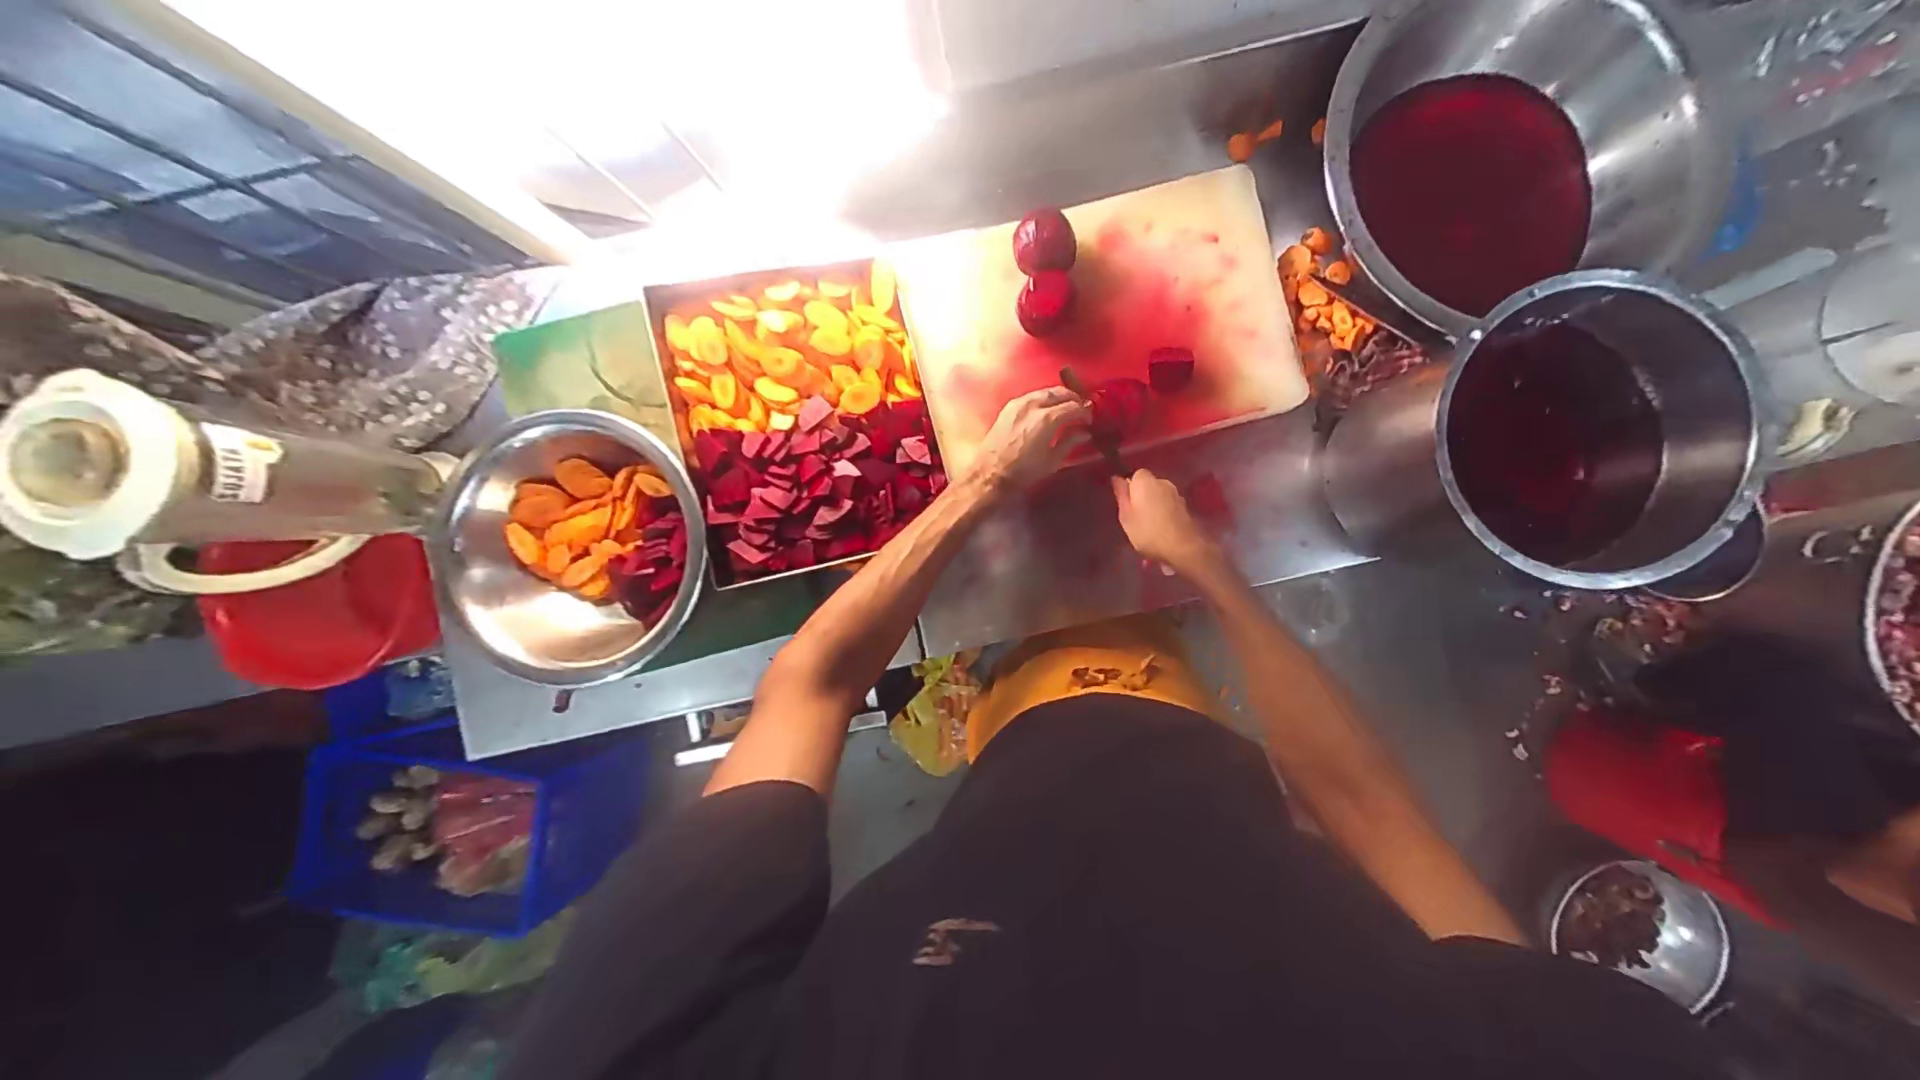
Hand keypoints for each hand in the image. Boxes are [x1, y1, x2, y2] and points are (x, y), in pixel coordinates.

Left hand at [962, 386, 1090, 495]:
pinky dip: (1043, 399)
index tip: (1089, 420)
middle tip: (1080, 411)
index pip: (1074, 406)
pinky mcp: (1009, 406)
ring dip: (1058, 397)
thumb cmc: (1023, 472)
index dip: (1085, 412)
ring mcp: (1019, 403)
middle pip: (1060, 392)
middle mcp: (1033, 404)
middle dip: (1073, 399)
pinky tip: (1046, 410)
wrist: (989, 473)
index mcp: (1047, 419)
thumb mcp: (1052, 461)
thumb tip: (1084, 432)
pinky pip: (1032, 396)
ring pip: (1045, 391)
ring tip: (1065, 409)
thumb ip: (1070, 442)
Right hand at [1111, 468, 1222, 577]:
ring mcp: (1176, 494)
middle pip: (1149, 485)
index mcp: (1145, 481)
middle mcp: (1162, 482)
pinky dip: (1164, 512)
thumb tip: (1117, 478)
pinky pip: (1169, 505)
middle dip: (1143, 496)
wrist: (1181, 547)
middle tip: (1136, 516)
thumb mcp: (1125, 516)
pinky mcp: (1185, 507)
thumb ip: (1121, 495)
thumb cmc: (1147, 531)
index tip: (1127, 504)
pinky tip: (1162, 527)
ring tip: (1149, 524)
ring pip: (1160, 495)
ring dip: (1154, 505)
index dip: (1130, 488)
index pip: (1135, 475)